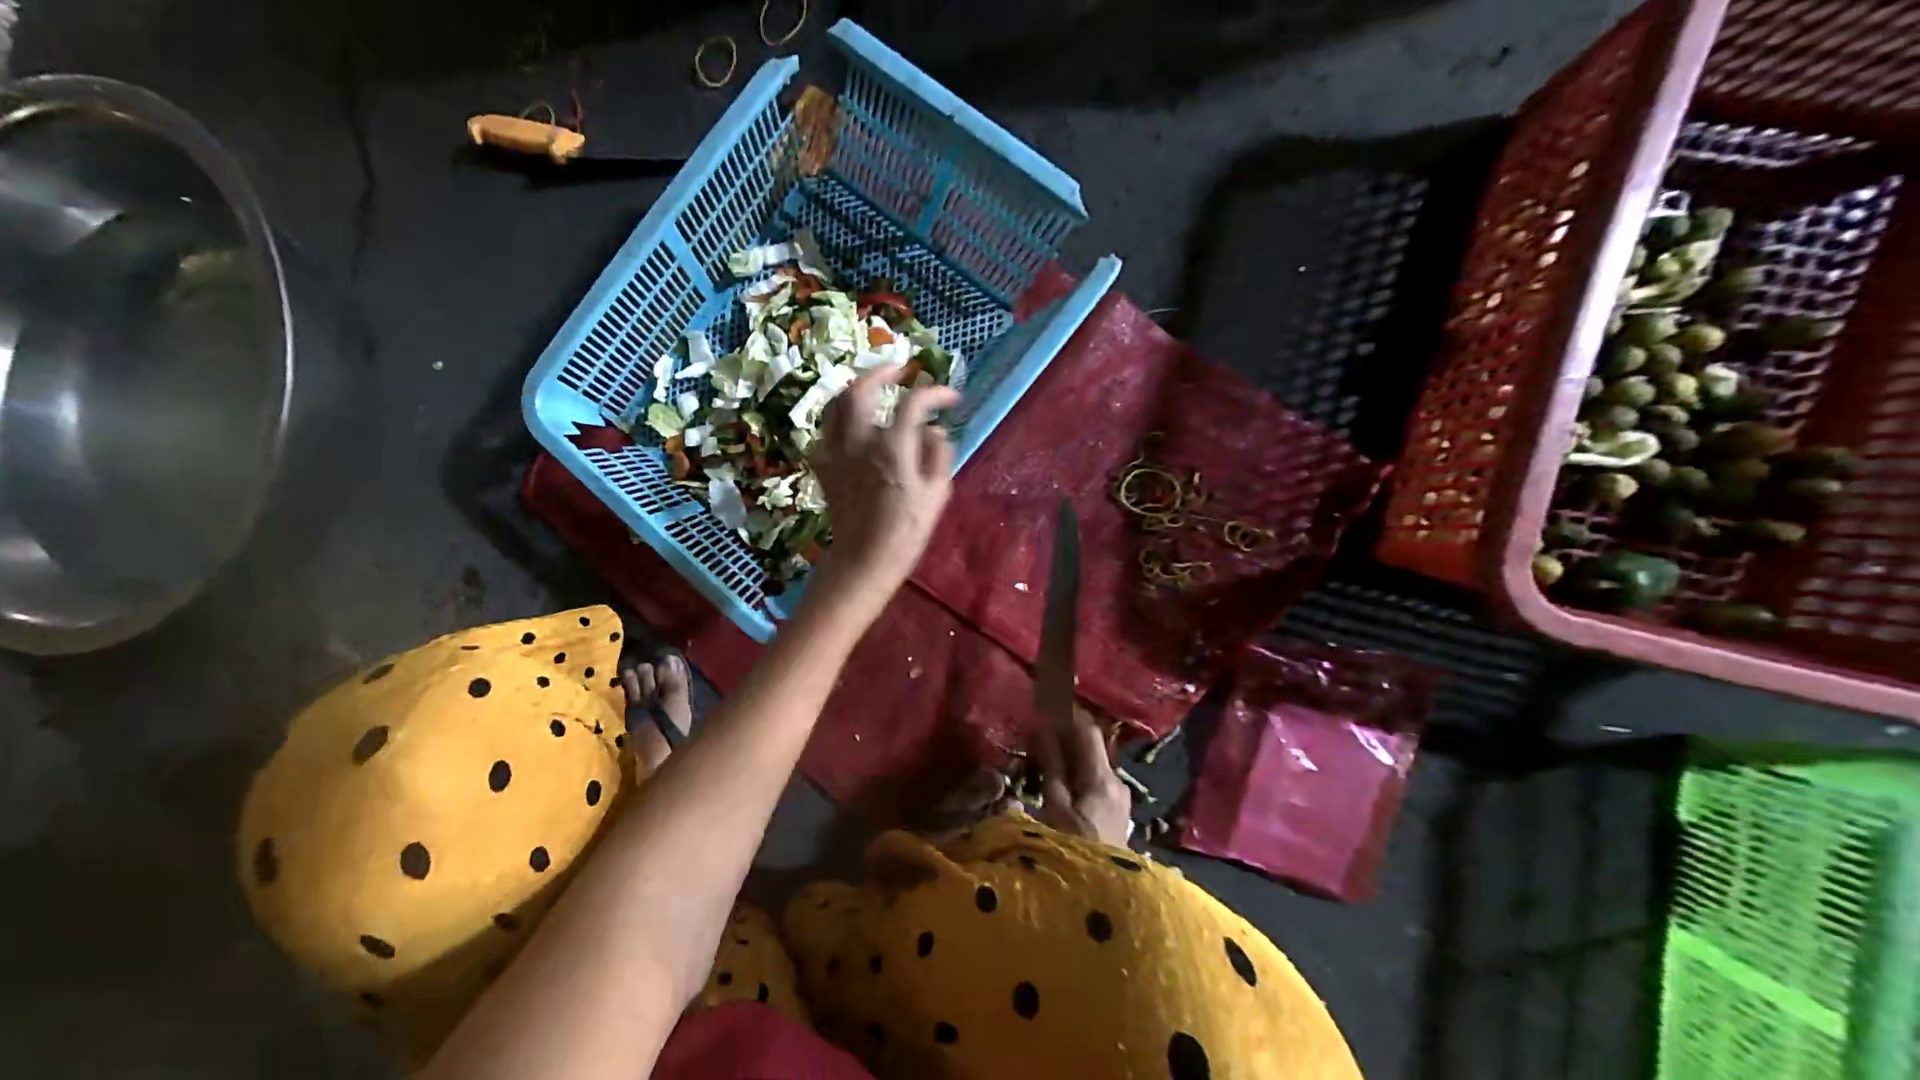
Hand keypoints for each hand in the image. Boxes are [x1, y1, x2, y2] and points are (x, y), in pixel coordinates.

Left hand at [810, 366, 960, 598]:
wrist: (864, 560)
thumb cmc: (907, 531)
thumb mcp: (936, 493)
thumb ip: (938, 454)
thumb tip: (933, 430)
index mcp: (892, 446)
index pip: (914, 402)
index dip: (934, 392)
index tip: (950, 398)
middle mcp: (858, 440)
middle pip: (860, 389)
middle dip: (881, 373)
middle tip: (900, 372)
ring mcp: (835, 451)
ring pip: (836, 405)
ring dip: (856, 392)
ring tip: (874, 393)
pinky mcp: (822, 466)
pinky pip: (827, 431)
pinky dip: (841, 422)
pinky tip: (854, 430)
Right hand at [1034, 703, 1132, 848]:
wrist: (1106, 905)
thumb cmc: (1074, 852)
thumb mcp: (1055, 809)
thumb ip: (1051, 767)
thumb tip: (1043, 727)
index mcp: (1103, 778)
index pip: (1087, 730)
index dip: (1066, 713)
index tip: (1042, 705)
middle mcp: (1117, 782)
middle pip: (1089, 747)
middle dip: (1062, 736)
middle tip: (1032, 737)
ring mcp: (1119, 799)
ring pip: (1090, 765)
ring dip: (1066, 757)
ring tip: (1037, 762)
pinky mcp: (1115, 814)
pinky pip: (1093, 782)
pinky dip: (1073, 776)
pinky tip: (1053, 786)